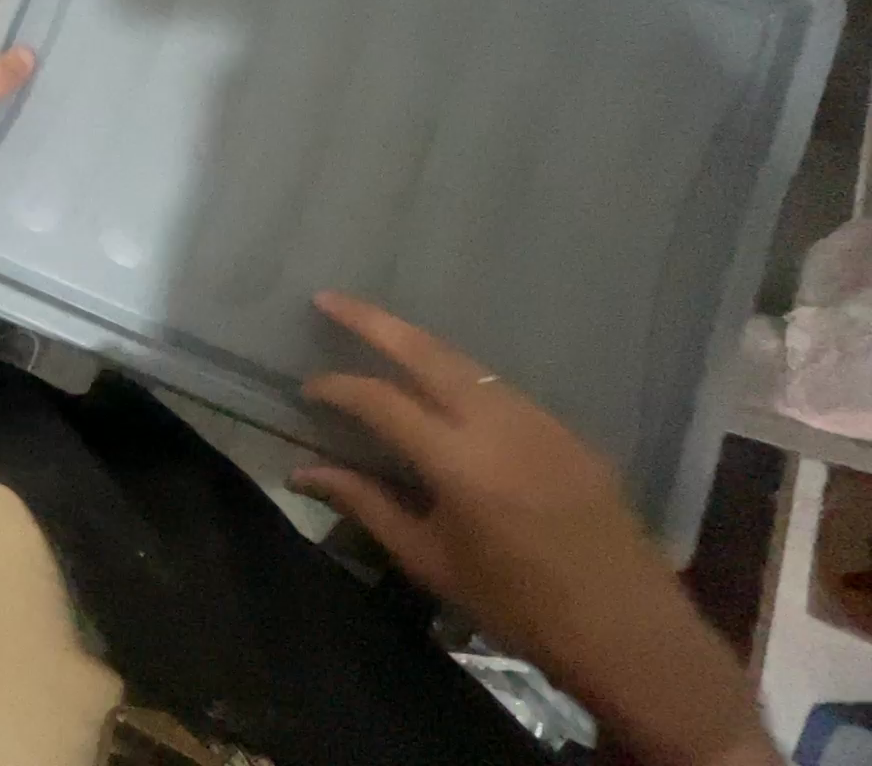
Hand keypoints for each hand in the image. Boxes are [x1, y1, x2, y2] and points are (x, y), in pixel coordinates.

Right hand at [291, 292, 774, 765]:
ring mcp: (541, 423)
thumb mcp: (425, 558)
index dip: (337, 387)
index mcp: (460, 464)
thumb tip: (300, 473)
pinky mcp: (566, 431)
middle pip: (427, 353)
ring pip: (464, 363)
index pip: (380, 401)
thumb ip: (362, 502)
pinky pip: (496, 386)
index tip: (307, 388)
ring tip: (373, 329)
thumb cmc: (515, 604)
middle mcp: (501, 427)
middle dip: (373, 321)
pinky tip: (434, 383)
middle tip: (330, 298)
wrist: (633, 637)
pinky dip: (453, 372)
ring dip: (414, 341)